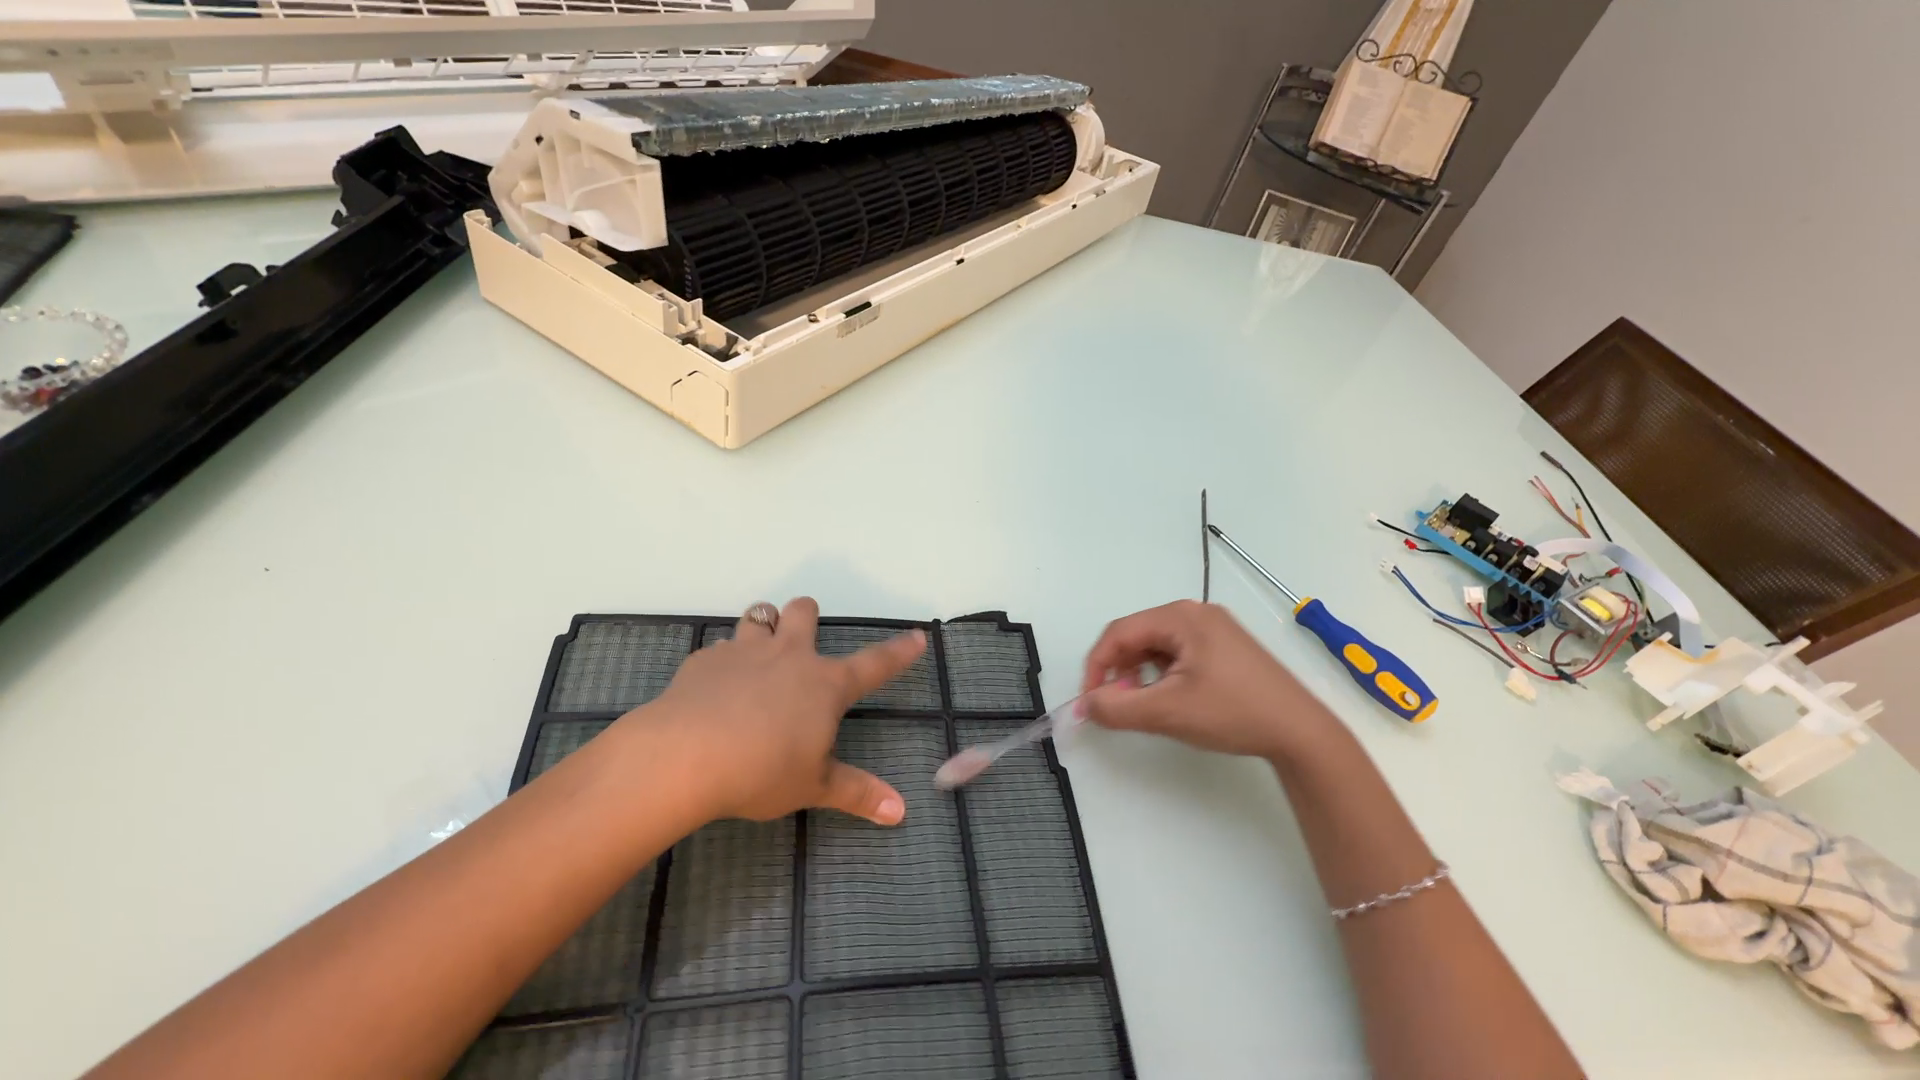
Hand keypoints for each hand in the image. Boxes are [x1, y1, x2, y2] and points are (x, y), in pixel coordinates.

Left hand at [637, 597, 924, 825]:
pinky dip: (724, 660)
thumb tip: (899, 812)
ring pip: (759, 616)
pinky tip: (716, 684)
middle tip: (804, 630)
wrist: (685, 755)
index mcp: (825, 685)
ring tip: (760, 646)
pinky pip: (720, 647)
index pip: (874, 664)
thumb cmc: (762, 771)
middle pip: (803, 614)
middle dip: (807, 615)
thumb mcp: (814, 786)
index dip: (898, 652)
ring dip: (764, 626)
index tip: (917, 636)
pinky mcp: (705, 661)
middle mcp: (788, 657)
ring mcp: (744, 653)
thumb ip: (857, 793)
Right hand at [1078, 600, 1333, 761]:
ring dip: (1140, 675)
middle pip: (1137, 636)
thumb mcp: (1166, 712)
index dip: (1096, 667)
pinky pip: (1178, 654)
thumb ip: (1117, 707)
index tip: (1089, 702)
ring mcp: (1214, 629)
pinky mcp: (1226, 648)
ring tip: (1145, 706)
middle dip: (1119, 671)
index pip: (1118, 633)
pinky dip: (1162, 675)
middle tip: (1119, 705)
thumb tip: (1086, 705)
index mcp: (1181, 617)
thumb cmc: (1232, 713)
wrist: (1300, 731)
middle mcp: (1196, 613)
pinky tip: (1172, 700)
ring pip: (1156, 647)